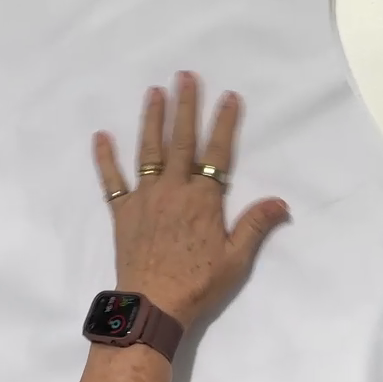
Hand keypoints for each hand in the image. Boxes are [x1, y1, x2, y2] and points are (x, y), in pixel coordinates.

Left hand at [93, 72, 289, 327]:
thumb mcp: (235, 259)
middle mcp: (173, 190)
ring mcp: (145, 198)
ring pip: (148, 150)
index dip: (224, 124)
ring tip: (154, 92)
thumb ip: (255, 226)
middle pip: (181, 141)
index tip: (229, 97)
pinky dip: (105, 159)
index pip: (217, 153)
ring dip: (152, 119)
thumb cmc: (198, 284)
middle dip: (185, 106)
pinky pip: (112, 181)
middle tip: (185, 76)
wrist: (152, 305)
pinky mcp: (123, 212)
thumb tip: (281, 202)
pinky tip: (101, 136)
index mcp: (203, 199)